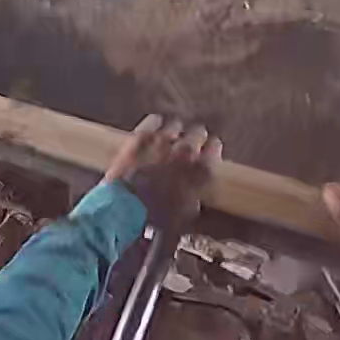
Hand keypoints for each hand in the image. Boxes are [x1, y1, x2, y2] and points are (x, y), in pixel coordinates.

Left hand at [104, 115, 220, 225]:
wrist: (125, 209)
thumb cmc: (157, 217)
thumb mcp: (185, 213)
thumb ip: (196, 195)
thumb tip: (197, 190)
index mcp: (200, 171)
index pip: (214, 149)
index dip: (212, 148)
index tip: (210, 148)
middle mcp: (185, 152)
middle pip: (198, 133)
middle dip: (196, 135)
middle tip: (192, 139)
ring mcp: (161, 143)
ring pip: (175, 125)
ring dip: (175, 130)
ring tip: (172, 133)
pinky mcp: (140, 138)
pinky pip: (152, 122)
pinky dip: (155, 123)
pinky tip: (155, 124)